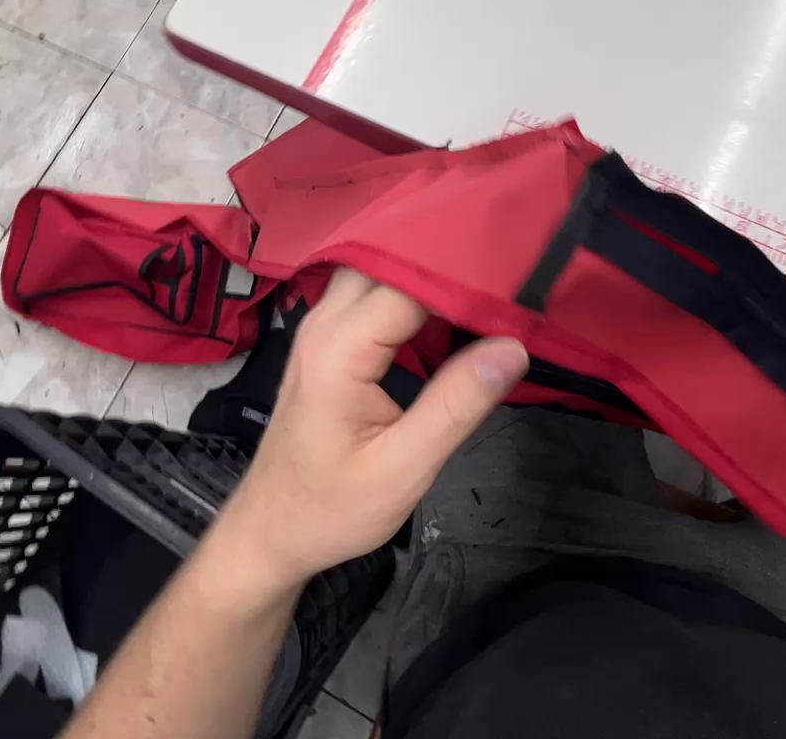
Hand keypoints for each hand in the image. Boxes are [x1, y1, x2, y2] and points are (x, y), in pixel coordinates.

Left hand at [210, 268, 528, 594]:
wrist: (271, 529)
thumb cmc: (331, 507)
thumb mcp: (404, 468)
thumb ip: (458, 405)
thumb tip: (513, 348)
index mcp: (339, 350)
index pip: (408, 284)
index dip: (461, 274)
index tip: (514, 274)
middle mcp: (323, 323)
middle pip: (387, 259)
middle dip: (443, 256)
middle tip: (504, 266)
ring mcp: (321, 326)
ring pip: (377, 269)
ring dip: (425, 271)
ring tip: (484, 278)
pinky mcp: (328, 338)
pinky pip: (370, 293)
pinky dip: (410, 290)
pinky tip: (448, 307)